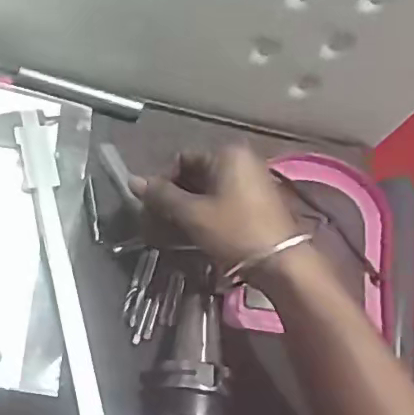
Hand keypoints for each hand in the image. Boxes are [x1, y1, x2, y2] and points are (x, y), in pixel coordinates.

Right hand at [130, 143, 298, 268]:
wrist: (279, 261)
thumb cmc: (234, 232)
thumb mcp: (193, 215)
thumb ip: (162, 197)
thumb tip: (133, 181)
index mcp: (226, 153)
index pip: (182, 160)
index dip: (163, 183)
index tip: (154, 209)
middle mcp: (242, 158)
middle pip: (196, 173)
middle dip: (177, 196)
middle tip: (164, 222)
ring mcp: (253, 179)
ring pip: (210, 188)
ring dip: (191, 206)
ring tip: (180, 229)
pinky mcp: (258, 199)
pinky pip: (225, 198)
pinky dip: (209, 211)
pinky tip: (202, 231)